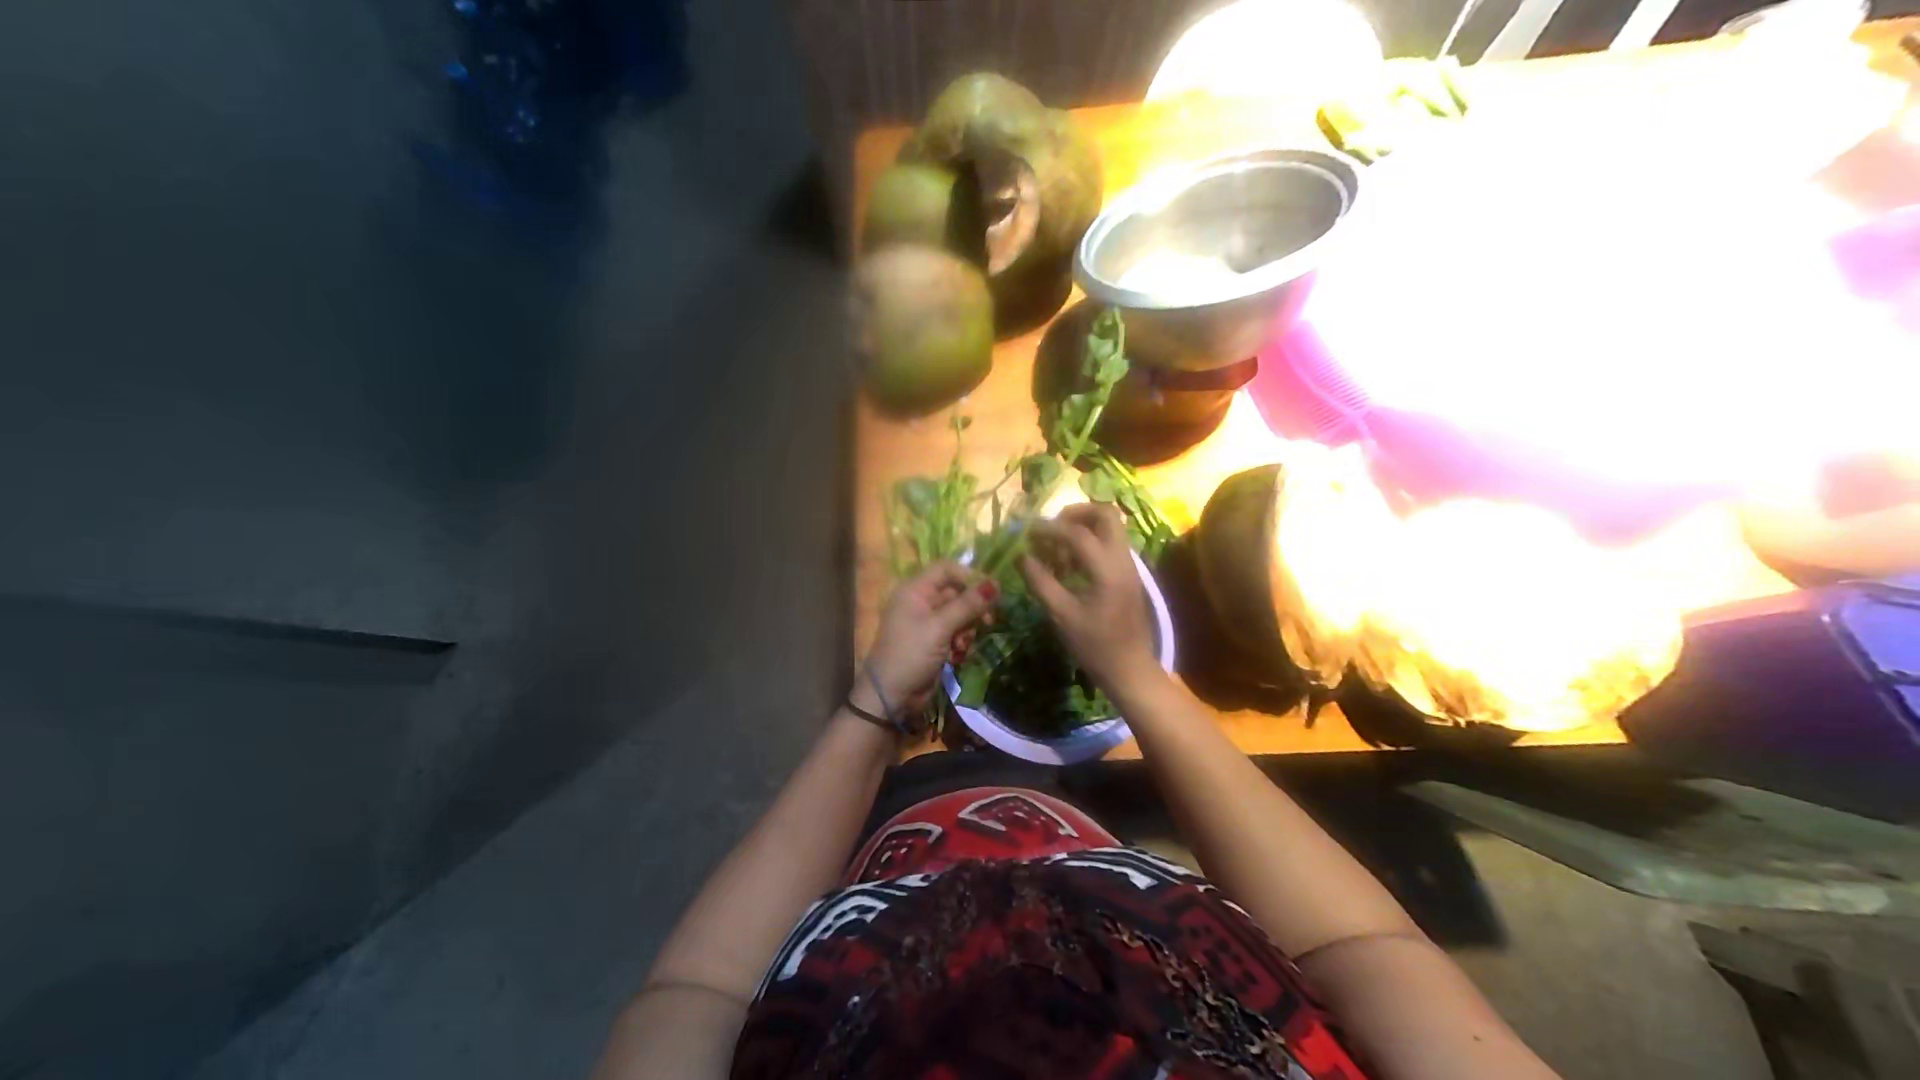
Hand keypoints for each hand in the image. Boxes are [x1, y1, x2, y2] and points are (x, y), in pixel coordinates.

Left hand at [857, 562, 997, 717]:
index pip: (947, 569)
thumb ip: (968, 604)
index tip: (992, 591)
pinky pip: (956, 632)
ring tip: (965, 645)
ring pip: (959, 614)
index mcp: (914, 590)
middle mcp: (920, 601)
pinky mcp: (933, 641)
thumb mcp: (940, 627)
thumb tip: (995, 583)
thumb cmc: (911, 654)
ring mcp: (926, 622)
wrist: (892, 697)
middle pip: (956, 592)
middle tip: (989, 621)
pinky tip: (960, 655)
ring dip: (968, 628)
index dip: (970, 576)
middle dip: (973, 607)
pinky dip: (962, 641)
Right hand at [1021, 504, 1159, 692]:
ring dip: (1082, 528)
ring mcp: (1129, 565)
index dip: (1048, 528)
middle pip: (1106, 513)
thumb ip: (1040, 582)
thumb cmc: (1095, 646)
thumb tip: (1021, 556)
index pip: (1077, 533)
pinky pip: (1109, 543)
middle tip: (1050, 528)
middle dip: (1075, 513)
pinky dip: (1089, 542)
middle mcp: (1123, 559)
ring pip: (1110, 527)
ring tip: (1057, 550)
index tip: (1026, 532)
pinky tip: (1069, 565)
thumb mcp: (1061, 616)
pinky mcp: (1127, 574)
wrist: (1130, 670)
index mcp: (1107, 569)